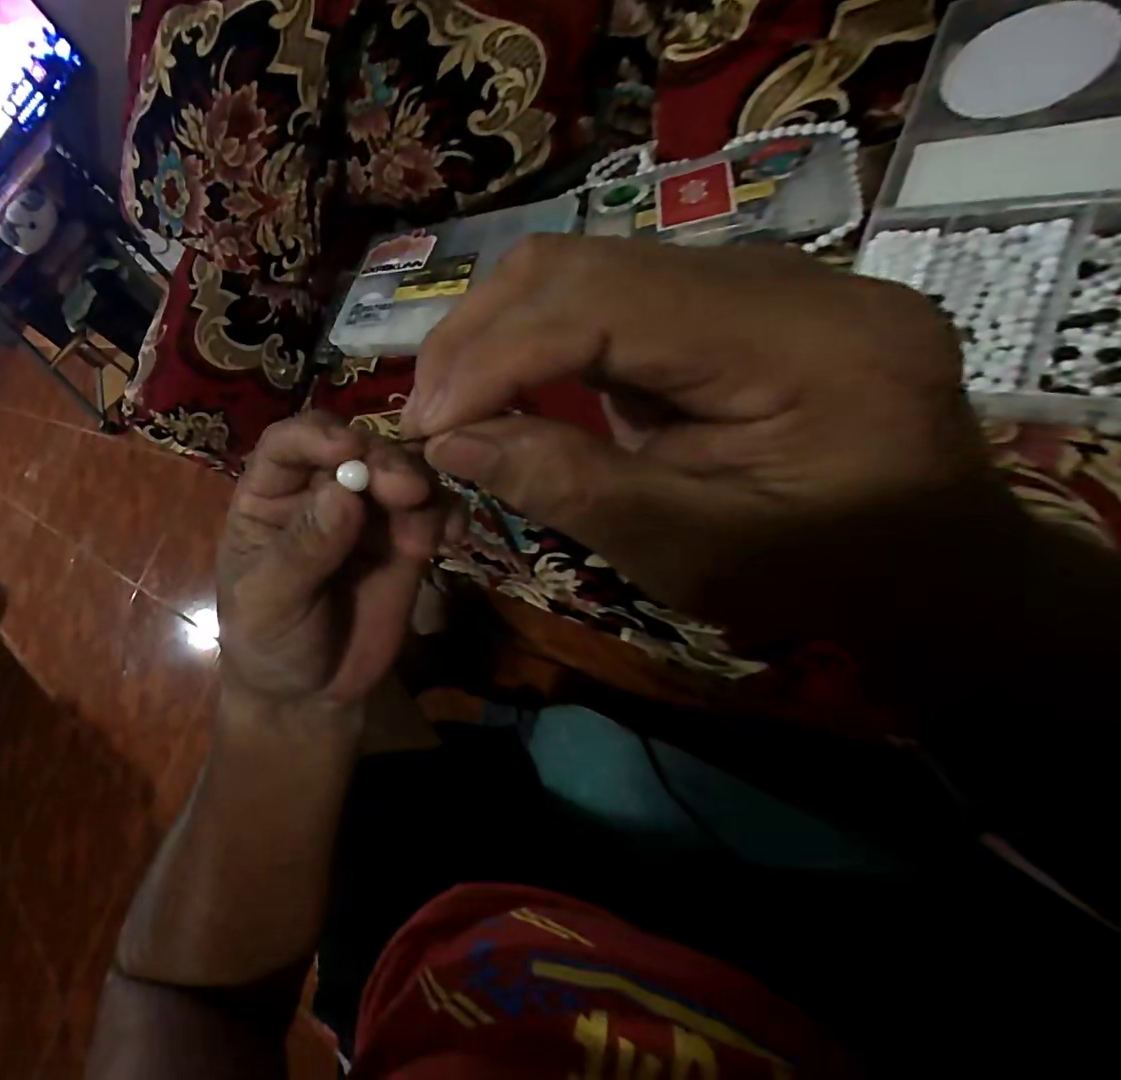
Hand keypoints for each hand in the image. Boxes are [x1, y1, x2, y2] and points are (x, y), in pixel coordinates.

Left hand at [217, 414, 444, 709]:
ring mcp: (365, 516)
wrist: (309, 694)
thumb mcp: (268, 601)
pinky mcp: (405, 542)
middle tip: (404, 491)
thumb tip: (343, 494)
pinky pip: (432, 513)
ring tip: (425, 531)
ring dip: (418, 487)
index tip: (347, 450)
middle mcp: (316, 493)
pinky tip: (452, 536)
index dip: (315, 437)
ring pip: (399, 474)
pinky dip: (447, 514)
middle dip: (381, 462)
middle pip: (353, 451)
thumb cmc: (267, 641)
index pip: (286, 445)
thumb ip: (302, 550)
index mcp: (267, 497)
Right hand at [402, 235, 1024, 631]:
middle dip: (472, 341)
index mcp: (798, 342)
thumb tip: (446, 441)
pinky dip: (513, 342)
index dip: (495, 361)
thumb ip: (566, 487)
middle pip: (569, 265)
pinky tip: (491, 392)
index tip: (425, 430)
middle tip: (424, 419)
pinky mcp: (698, 301)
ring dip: (482, 336)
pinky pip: (580, 296)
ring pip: (563, 268)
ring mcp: (734, 280)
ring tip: (446, 407)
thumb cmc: (813, 572)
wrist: (916, 559)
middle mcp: (770, 280)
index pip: (605, 307)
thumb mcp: (686, 551)